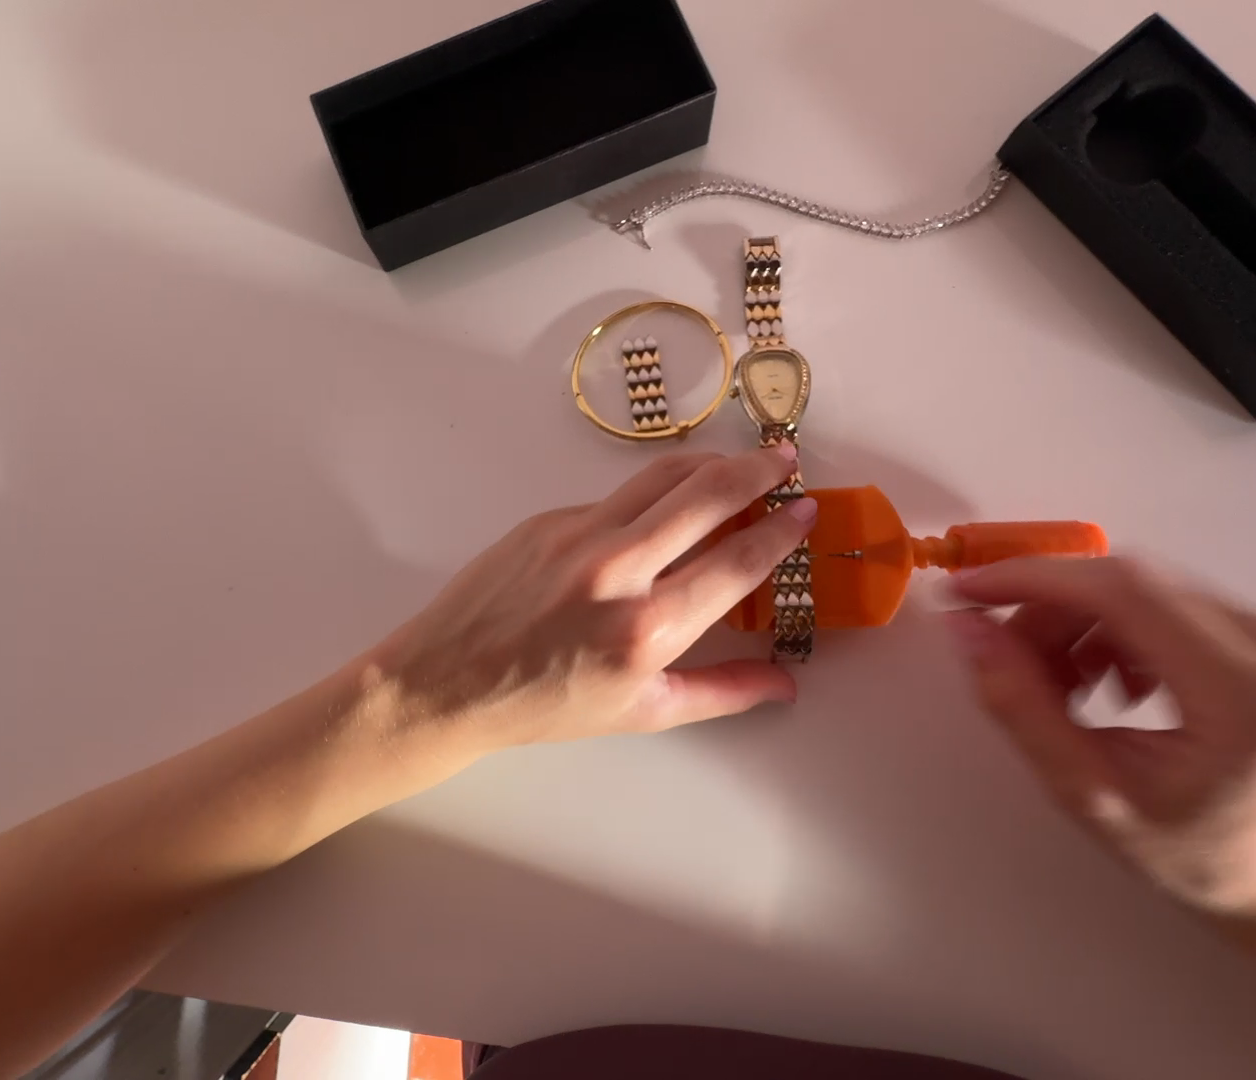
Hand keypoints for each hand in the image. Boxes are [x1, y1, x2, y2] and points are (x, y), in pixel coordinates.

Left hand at [372, 447, 815, 753]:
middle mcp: (617, 570)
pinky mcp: (547, 517)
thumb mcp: (642, 714)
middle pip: (705, 496)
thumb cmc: (548, 706)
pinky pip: (614, 497)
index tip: (804, 510)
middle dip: (756, 471)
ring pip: (661, 476)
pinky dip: (650, 494)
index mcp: (647, 629)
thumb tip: (788, 684)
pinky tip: (661, 507)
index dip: (780, 531)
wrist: (451, 679)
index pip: (735, 562)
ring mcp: (577, 534)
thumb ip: (722, 693)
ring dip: (709, 463)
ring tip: (738, 462)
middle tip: (785, 459)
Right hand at [945, 557, 1255, 920]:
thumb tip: (965, 626)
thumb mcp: (1085, 791)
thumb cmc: (1186, 850)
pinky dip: (1107, 626)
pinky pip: (1161, 599)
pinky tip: (1100, 678)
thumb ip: (1020, 706)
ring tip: (1059, 684)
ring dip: (1073, 621)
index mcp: (1247, 696)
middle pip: (1127, 582)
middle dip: (1046, 607)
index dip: (1033, 578)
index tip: (965, 590)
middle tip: (1006, 657)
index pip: (1125, 593)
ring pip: (1138, 585)